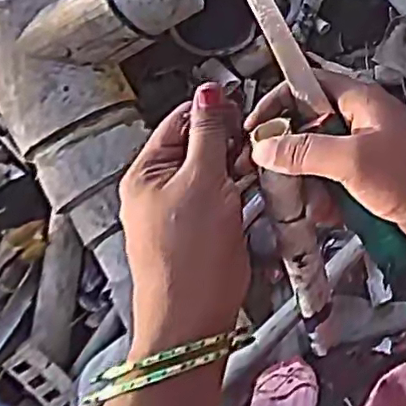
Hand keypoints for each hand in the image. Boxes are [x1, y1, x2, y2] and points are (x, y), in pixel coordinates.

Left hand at [120, 84, 248, 352]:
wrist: (197, 313)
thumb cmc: (185, 259)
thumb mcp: (201, 179)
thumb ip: (209, 132)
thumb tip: (208, 92)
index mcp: (148, 171)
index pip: (182, 119)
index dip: (213, 110)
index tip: (241, 109)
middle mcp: (165, 184)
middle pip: (205, 138)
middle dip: (233, 137)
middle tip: (251, 143)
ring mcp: (190, 201)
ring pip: (223, 161)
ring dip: (243, 160)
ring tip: (254, 168)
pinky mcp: (212, 216)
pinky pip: (233, 184)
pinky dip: (248, 180)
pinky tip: (258, 185)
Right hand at [246, 71, 405, 241]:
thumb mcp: (353, 161)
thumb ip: (306, 151)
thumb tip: (267, 146)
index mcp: (359, 99)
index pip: (307, 84)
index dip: (279, 100)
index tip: (257, 126)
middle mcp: (358, 117)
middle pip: (306, 124)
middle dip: (290, 152)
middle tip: (278, 173)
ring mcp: (360, 146)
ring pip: (314, 157)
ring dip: (308, 180)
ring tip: (314, 199)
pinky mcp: (363, 173)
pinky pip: (330, 180)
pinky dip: (324, 196)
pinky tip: (330, 211)